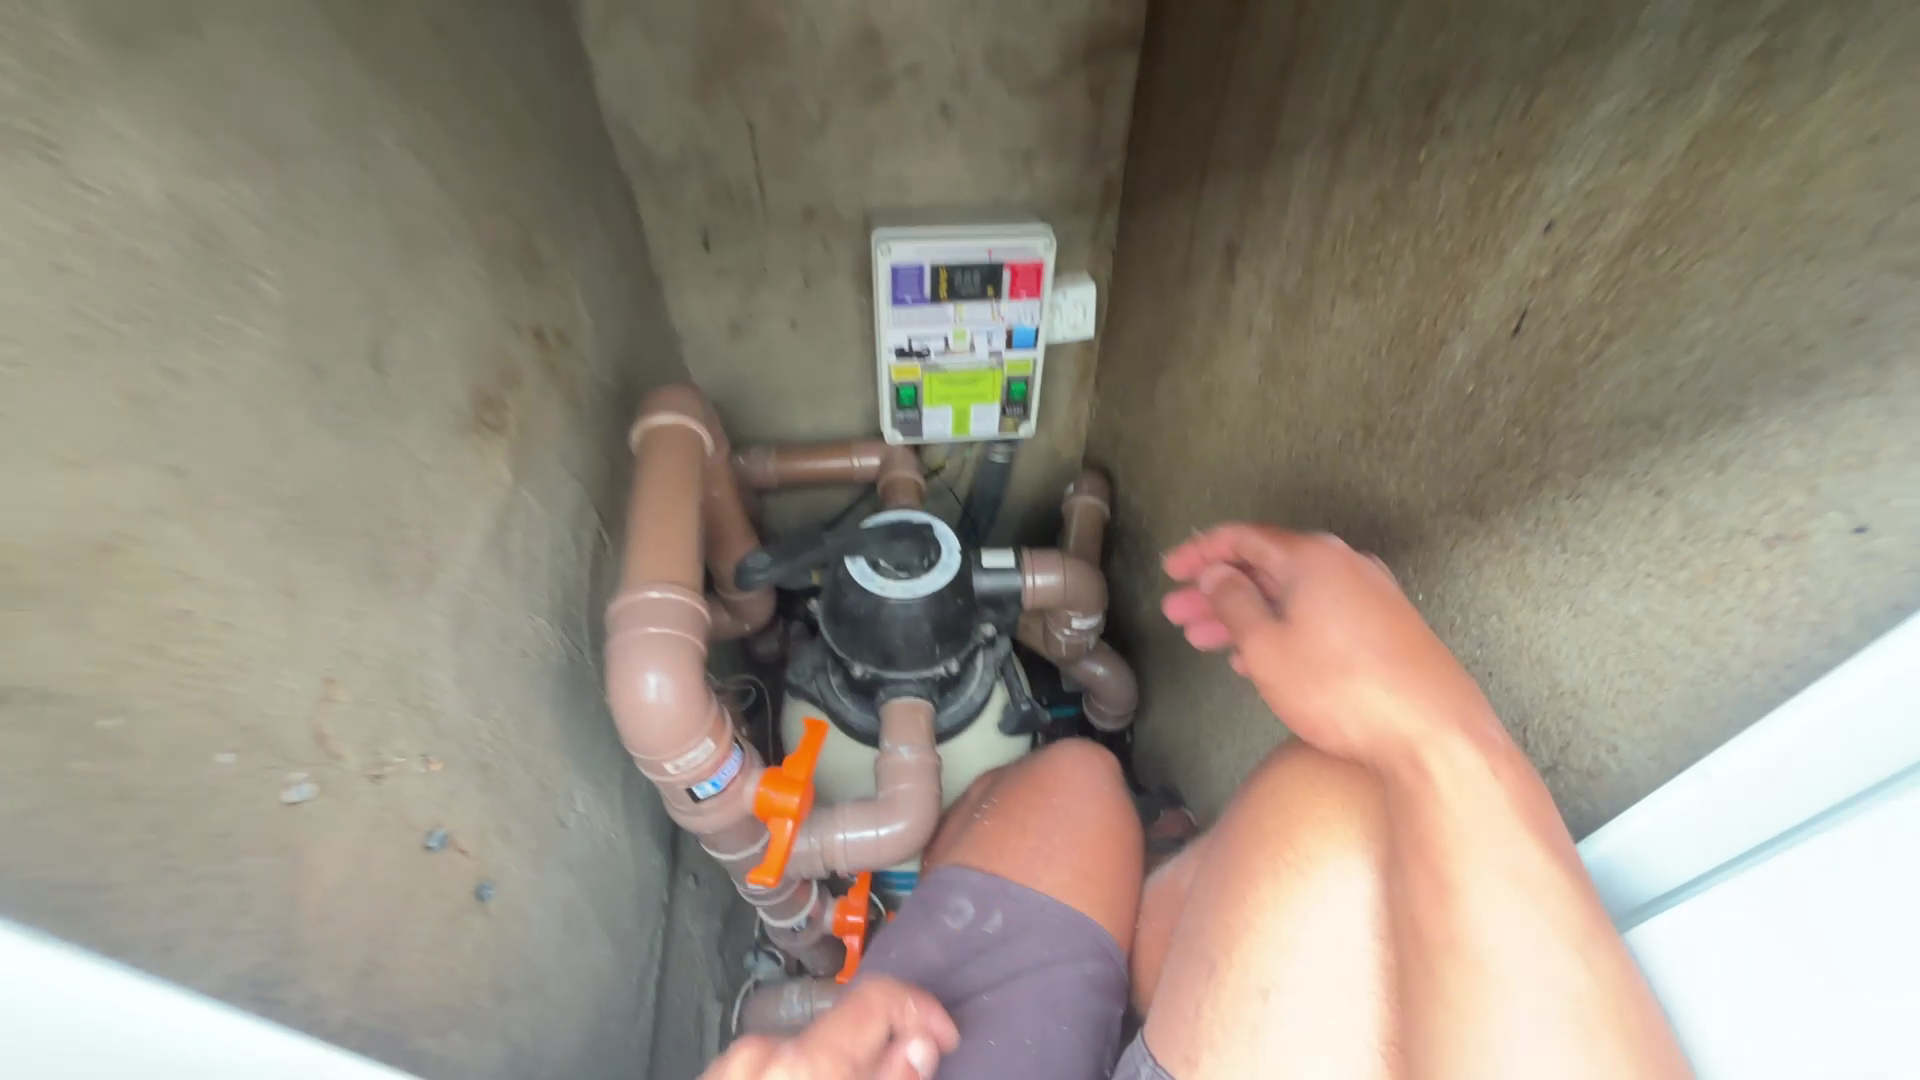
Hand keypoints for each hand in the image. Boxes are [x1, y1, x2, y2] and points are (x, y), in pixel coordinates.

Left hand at [701, 976, 959, 1079]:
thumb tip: (920, 1044)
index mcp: (807, 1062)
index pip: (878, 997)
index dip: (922, 1011)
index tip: (945, 1040)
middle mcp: (766, 1051)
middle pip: (845, 1027)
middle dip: (881, 1051)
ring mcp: (731, 1066)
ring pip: (806, 1052)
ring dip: (837, 1071)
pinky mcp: (710, 1079)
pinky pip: (767, 1070)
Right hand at [1162, 525, 1502, 767]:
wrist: (1434, 736)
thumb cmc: (1339, 688)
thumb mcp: (1266, 646)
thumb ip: (1232, 603)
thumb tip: (1217, 575)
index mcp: (1313, 558)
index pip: (1242, 538)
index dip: (1199, 552)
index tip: (1170, 570)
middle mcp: (1343, 566)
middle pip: (1264, 568)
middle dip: (1215, 591)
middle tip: (1177, 612)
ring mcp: (1368, 596)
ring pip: (1289, 595)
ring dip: (1242, 615)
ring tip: (1202, 641)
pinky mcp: (1383, 628)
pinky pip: (1316, 615)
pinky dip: (1279, 629)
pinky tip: (1253, 659)